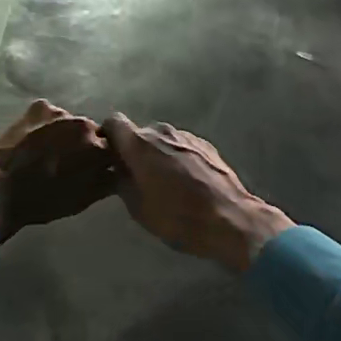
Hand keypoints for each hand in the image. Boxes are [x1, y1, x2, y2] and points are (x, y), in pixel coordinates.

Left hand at [0, 100, 116, 241]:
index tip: (98, 166)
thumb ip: (106, 182)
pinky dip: (48, 124)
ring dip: (67, 132)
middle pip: (92, 131)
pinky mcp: (38, 107)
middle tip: (72, 160)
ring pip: (71, 122)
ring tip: (50, 150)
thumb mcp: (82, 199)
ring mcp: (59, 112)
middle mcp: (83, 123)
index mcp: (97, 147)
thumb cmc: (45, 200)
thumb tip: (117, 171)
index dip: (106, 157)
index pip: (113, 147)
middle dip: (86, 143)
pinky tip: (37, 139)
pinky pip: (51, 115)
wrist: (2, 186)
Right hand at [100, 114, 293, 271]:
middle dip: (135, 151)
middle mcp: (160, 131)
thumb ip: (123, 183)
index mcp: (139, 144)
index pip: (113, 122)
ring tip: (166, 183)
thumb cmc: (179, 217)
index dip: (109, 135)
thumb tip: (119, 171)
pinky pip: (180, 146)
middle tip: (139, 177)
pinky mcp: (204, 143)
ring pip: (161, 140)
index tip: (110, 155)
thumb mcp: (140, 210)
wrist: (231, 219)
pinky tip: (187, 183)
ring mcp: (184, 135)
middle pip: (139, 133)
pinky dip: (177, 158)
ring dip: (158, 155)